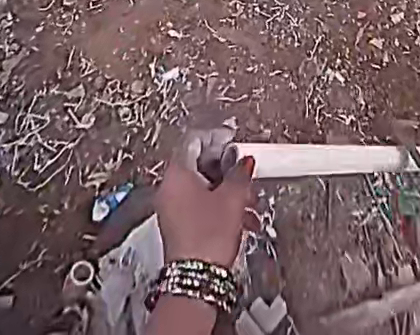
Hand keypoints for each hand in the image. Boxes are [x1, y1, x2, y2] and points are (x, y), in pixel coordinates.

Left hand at [157, 134, 254, 266]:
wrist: (197, 281)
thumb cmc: (208, 237)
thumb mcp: (232, 199)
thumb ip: (239, 174)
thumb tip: (243, 163)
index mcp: (176, 173)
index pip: (195, 142)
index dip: (216, 138)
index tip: (232, 139)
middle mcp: (169, 187)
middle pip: (199, 165)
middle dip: (226, 169)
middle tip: (244, 173)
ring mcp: (172, 207)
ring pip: (203, 187)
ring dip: (227, 191)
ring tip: (250, 203)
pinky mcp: (178, 225)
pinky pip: (199, 205)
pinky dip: (219, 206)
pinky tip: (242, 219)